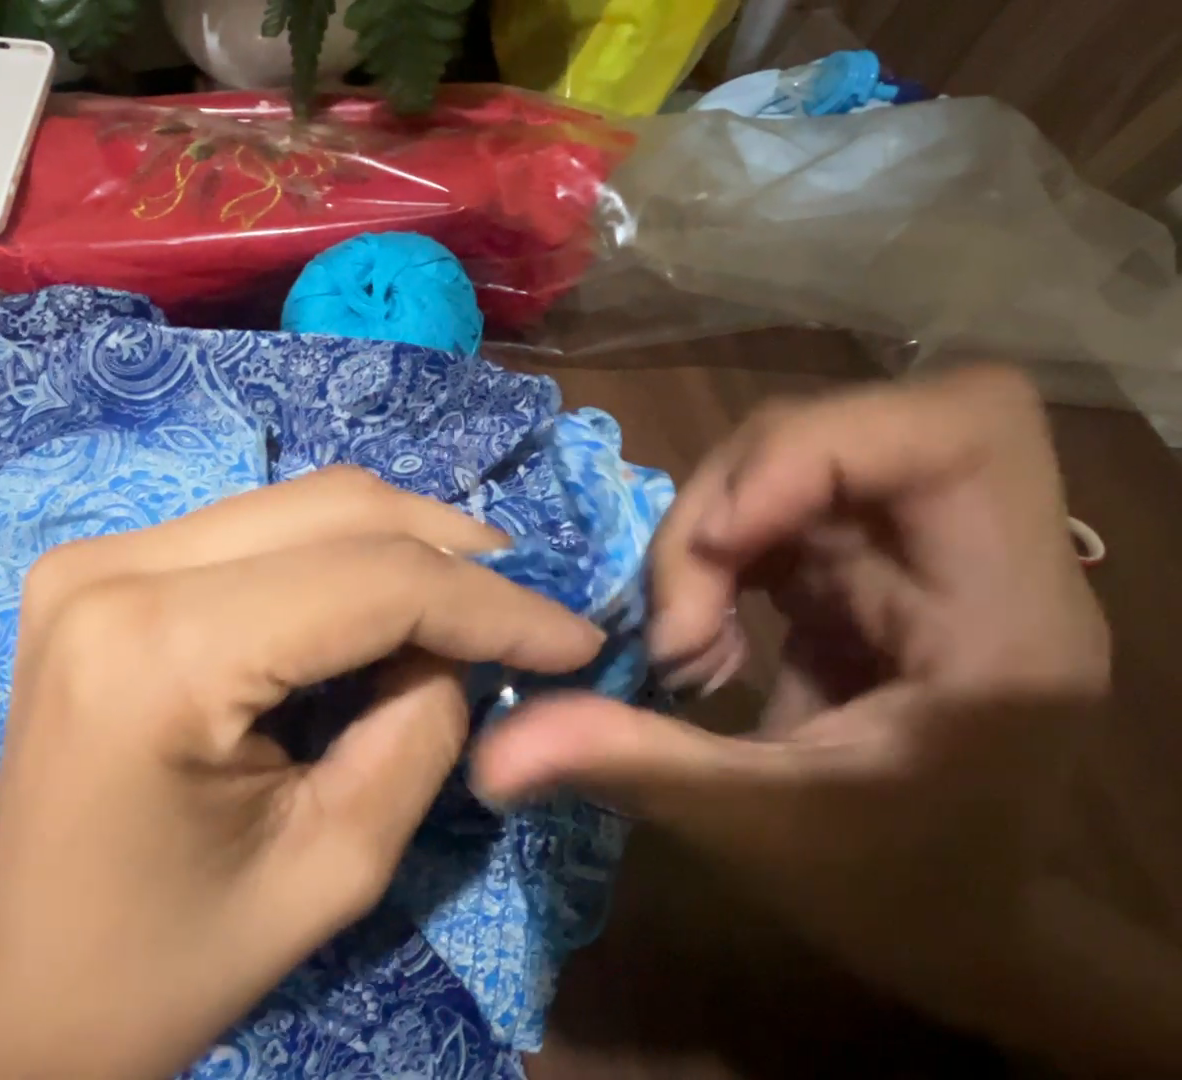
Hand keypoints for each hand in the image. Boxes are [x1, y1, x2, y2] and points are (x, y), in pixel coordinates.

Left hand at [0, 467, 606, 1079]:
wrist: (31, 976)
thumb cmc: (176, 953)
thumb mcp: (336, 860)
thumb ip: (420, 724)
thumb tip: (463, 634)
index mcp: (156, 651)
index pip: (368, 579)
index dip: (490, 602)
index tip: (577, 637)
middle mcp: (108, 569)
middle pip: (327, 508)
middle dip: (448, 552)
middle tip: (527, 610)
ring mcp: (87, 558)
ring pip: (288, 506)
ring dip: (391, 547)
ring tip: (465, 608)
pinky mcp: (89, 569)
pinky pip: (242, 534)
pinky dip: (324, 560)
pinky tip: (373, 606)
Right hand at [472, 367, 1181, 1072]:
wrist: (946, 921)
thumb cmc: (886, 885)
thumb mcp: (751, 823)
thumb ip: (627, 762)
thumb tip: (489, 753)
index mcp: (1002, 619)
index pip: (956, 432)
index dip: (812, 452)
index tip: (714, 548)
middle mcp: (975, 560)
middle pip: (860, 424)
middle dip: (737, 491)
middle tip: (677, 601)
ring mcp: (913, 556)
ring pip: (801, 456)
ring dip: (708, 530)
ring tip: (678, 633)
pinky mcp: (861, 568)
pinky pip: (773, 506)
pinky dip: (709, 553)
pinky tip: (694, 632)